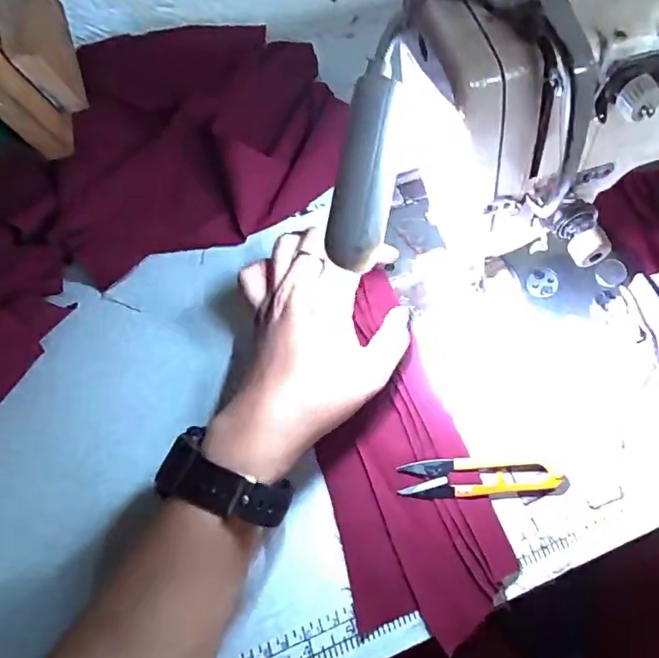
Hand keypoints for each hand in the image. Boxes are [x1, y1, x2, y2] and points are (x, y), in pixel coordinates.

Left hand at [202, 230, 410, 482]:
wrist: (268, 421)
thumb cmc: (322, 398)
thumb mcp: (372, 375)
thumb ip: (393, 339)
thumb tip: (402, 315)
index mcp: (326, 301)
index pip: (351, 254)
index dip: (376, 250)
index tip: (391, 261)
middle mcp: (295, 289)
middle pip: (315, 238)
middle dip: (345, 236)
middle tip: (365, 254)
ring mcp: (270, 297)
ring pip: (284, 245)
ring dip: (310, 240)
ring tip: (331, 253)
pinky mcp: (256, 310)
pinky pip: (257, 271)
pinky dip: (273, 264)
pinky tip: (287, 276)